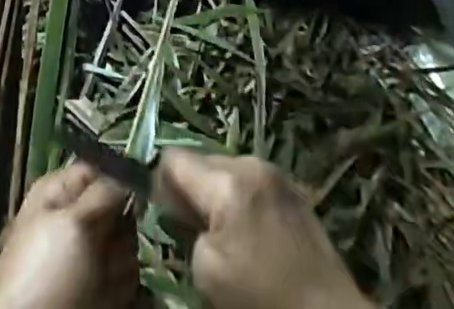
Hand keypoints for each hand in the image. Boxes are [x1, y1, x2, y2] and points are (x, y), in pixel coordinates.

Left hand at [0, 161, 139, 308]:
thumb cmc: (45, 273)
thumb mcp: (72, 223)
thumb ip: (104, 192)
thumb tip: (131, 173)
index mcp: (61, 192)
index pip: (102, 170)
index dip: (119, 183)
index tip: (128, 202)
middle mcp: (77, 218)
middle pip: (122, 210)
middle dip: (121, 233)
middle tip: (104, 252)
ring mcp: (89, 254)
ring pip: (128, 246)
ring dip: (119, 266)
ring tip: (97, 283)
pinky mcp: (99, 286)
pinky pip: (125, 277)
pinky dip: (119, 289)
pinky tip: (102, 300)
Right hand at [153, 149, 370, 308]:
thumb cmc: (263, 299)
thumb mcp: (207, 271)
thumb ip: (186, 227)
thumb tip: (181, 209)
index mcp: (228, 181)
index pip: (174, 159)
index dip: (161, 184)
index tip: (166, 216)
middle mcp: (252, 164)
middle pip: (201, 160)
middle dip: (190, 188)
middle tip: (193, 230)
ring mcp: (276, 174)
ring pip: (225, 169)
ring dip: (215, 193)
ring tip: (224, 235)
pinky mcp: (293, 189)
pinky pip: (250, 181)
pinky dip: (239, 199)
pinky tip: (249, 235)